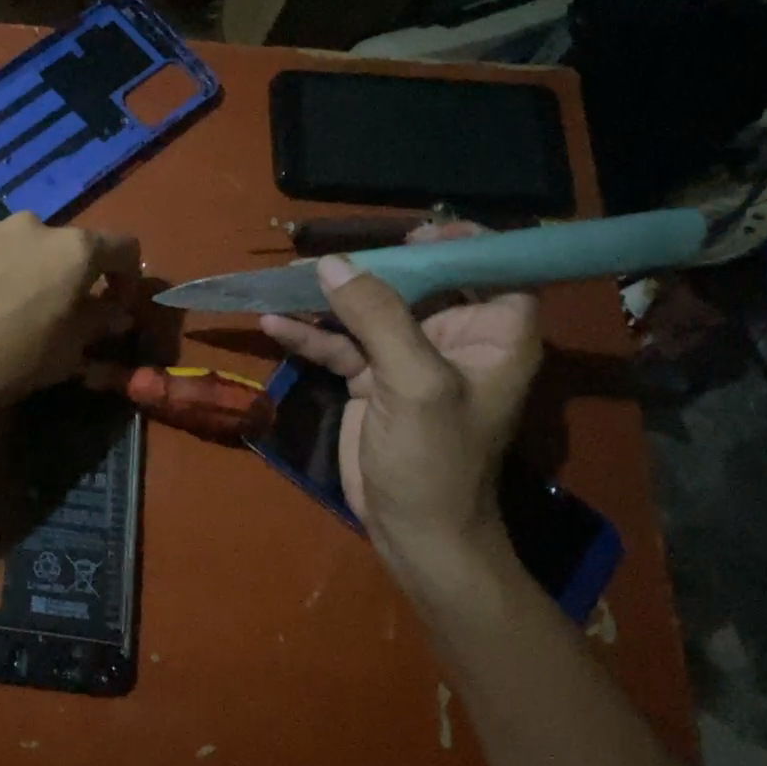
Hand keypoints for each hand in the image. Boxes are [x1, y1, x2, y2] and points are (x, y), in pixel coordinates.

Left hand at [0, 212, 140, 416]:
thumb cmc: (2, 363)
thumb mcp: (64, 356)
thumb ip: (98, 325)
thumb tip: (116, 312)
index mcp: (73, 251)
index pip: (123, 248)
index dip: (126, 277)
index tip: (114, 307)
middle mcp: (32, 224)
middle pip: (65, 246)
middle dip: (67, 276)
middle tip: (50, 314)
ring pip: (19, 245)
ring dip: (23, 269)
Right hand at [259, 224, 541, 567]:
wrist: (414, 530)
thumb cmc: (436, 459)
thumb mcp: (414, 383)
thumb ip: (376, 318)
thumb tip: (331, 264)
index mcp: (493, 335)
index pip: (494, 270)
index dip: (462, 245)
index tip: (413, 235)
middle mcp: (453, 339)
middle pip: (416, 284)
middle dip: (373, 267)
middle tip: (329, 256)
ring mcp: (407, 360)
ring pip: (368, 312)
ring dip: (329, 299)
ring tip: (286, 283)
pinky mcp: (370, 381)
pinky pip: (338, 345)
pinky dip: (308, 334)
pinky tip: (272, 323)